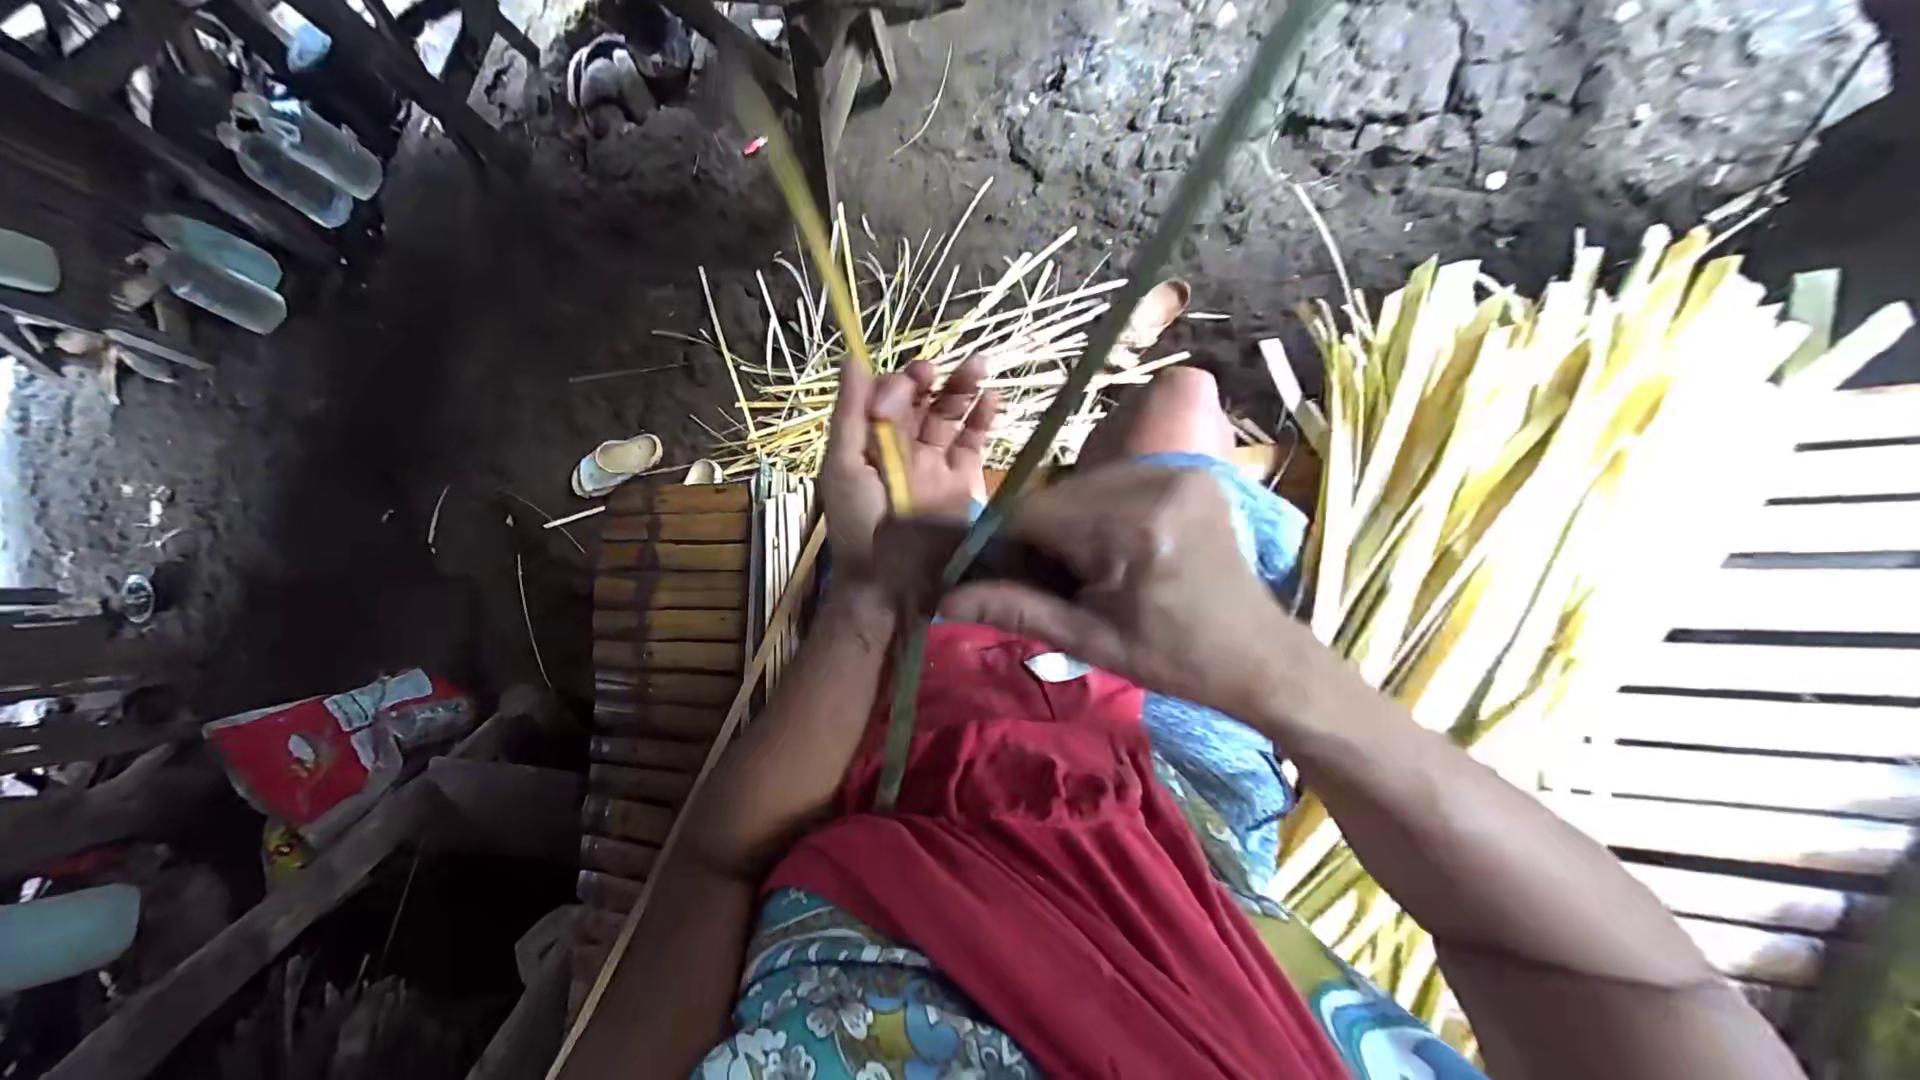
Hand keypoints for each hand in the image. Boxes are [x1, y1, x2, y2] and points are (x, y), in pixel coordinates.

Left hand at [823, 356, 999, 579]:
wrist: (893, 583)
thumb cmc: (860, 525)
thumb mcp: (843, 467)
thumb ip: (850, 414)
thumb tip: (853, 358)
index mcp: (872, 443)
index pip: (889, 398)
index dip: (899, 384)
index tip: (907, 386)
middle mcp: (904, 449)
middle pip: (921, 401)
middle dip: (931, 380)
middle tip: (938, 372)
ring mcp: (936, 463)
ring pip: (950, 416)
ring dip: (962, 388)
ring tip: (978, 367)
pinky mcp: (963, 480)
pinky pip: (974, 441)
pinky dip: (983, 418)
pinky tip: (991, 398)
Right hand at [939, 464, 1316, 717]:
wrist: (1258, 654)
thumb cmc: (1176, 658)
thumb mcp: (1091, 640)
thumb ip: (1016, 609)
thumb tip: (944, 601)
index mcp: (1132, 528)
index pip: (1032, 513)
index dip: (1004, 544)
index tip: (1001, 577)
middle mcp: (1155, 482)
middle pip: (1057, 495)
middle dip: (1040, 536)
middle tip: (1054, 582)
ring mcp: (1178, 470)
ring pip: (1082, 484)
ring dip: (1069, 521)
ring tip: (1088, 568)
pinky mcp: (1189, 469)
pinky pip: (1116, 480)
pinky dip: (1100, 508)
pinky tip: (1115, 546)